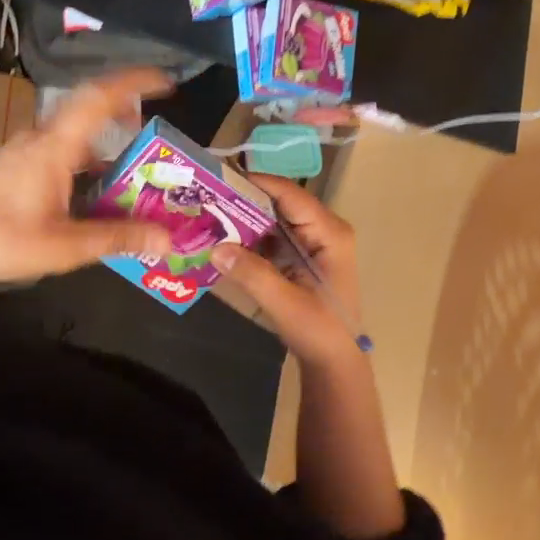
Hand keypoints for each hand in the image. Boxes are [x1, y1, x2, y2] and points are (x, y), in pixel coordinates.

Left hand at [0, 69, 173, 289]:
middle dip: (122, 107)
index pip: (98, 98)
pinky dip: (83, 152)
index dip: (133, 83)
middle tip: (150, 123)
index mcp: (54, 148)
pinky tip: (91, 182)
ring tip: (129, 154)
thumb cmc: (2, 242)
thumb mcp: (66, 246)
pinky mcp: (13, 163)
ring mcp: (22, 148)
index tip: (163, 81)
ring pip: (71, 127)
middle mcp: (38, 138)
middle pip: (86, 106)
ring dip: (102, 132)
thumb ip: (118, 237)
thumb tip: (166, 236)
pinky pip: (57, 144)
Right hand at [209, 173, 363, 365]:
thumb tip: (215, 247)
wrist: (334, 362)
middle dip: (242, 198)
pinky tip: (220, 237)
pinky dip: (247, 235)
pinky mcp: (299, 254)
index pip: (289, 193)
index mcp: (329, 233)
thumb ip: (252, 274)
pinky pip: (269, 234)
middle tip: (205, 194)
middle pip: (278, 201)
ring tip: (206, 211)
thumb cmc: (319, 330)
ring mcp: (311, 241)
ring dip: (241, 216)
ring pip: (271, 217)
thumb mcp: (285, 303)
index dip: (255, 182)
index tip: (218, 177)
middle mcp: (322, 229)